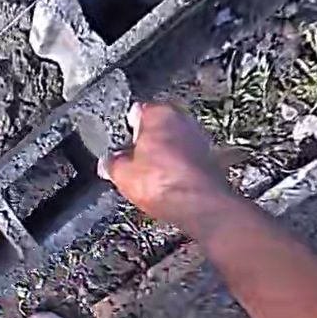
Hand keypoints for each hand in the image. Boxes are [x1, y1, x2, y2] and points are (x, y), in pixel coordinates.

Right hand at [100, 102, 243, 234]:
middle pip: (156, 128)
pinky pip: (185, 160)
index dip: (125, 129)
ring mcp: (198, 138)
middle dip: (145, 144)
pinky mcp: (209, 158)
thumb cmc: (163, 183)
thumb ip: (112, 164)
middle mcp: (182, 119)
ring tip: (149, 179)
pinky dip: (176, 169)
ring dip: (162, 157)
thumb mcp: (122, 175)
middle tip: (131, 164)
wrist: (197, 205)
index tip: (119, 142)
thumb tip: (107, 163)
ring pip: (173, 143)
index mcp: (158, 114)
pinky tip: (167, 186)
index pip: (136, 112)